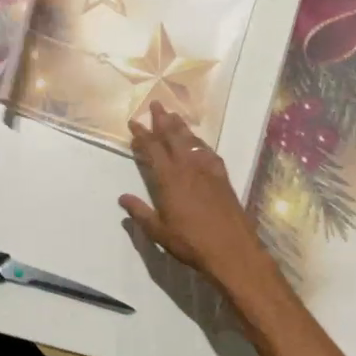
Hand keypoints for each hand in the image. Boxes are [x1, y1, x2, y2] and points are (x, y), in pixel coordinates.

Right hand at [121, 103, 269, 289]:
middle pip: (173, 137)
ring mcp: (208, 171)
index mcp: (169, 179)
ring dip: (181, 127)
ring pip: (191, 141)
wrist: (232, 251)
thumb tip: (122, 198)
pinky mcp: (223, 178)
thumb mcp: (159, 232)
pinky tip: (198, 143)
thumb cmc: (191, 242)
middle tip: (156, 104)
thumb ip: (140, 213)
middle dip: (162, 120)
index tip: (134, 122)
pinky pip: (209, 153)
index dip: (142, 134)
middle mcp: (188, 168)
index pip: (152, 149)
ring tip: (174, 115)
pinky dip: (200, 144)